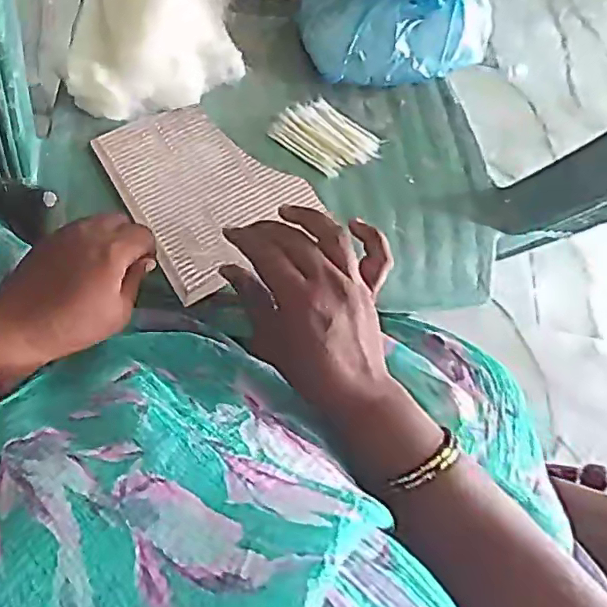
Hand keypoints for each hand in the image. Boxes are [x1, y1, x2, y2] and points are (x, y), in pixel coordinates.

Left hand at [0, 214, 156, 387]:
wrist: (19, 325)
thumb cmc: (72, 325)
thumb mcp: (118, 313)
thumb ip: (135, 281)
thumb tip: (142, 263)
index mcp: (112, 249)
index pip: (143, 233)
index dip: (147, 250)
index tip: (143, 267)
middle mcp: (90, 230)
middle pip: (121, 220)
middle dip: (128, 237)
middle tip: (125, 264)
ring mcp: (67, 230)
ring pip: (98, 220)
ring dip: (107, 236)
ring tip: (101, 265)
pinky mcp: (50, 236)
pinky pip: (78, 228)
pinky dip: (87, 238)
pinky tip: (80, 264)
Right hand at [220, 206, 398, 405]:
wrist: (357, 394)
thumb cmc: (308, 372)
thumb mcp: (269, 339)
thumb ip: (252, 299)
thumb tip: (229, 269)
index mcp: (298, 296)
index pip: (266, 253)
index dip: (245, 239)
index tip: (229, 233)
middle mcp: (327, 282)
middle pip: (294, 240)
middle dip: (265, 229)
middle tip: (248, 231)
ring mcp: (353, 283)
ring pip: (331, 235)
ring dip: (307, 217)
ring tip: (285, 212)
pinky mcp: (371, 290)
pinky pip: (377, 255)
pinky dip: (368, 235)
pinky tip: (353, 223)